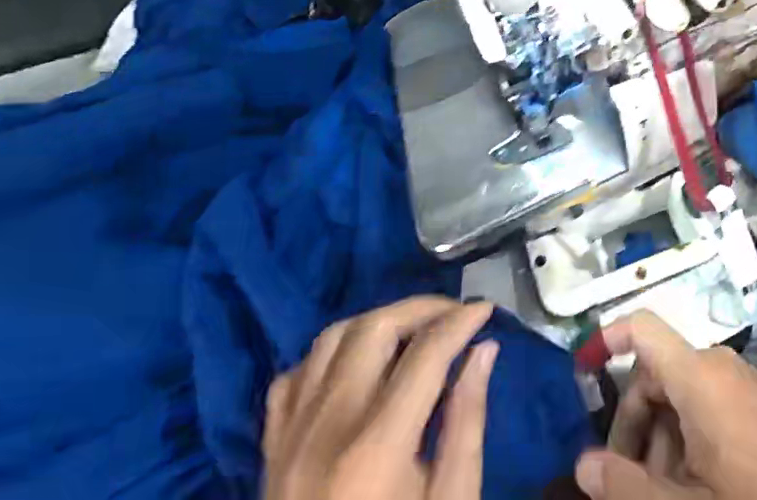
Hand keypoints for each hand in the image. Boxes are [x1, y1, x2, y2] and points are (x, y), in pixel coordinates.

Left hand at [263, 297, 498, 499]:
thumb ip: (466, 422)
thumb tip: (483, 352)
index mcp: (377, 446)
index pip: (426, 352)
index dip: (461, 321)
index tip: (486, 311)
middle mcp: (328, 424)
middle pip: (374, 328)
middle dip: (421, 309)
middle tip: (454, 317)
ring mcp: (291, 433)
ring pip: (331, 337)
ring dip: (376, 322)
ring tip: (412, 332)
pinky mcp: (271, 447)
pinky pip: (296, 373)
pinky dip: (330, 354)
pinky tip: (357, 367)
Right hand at [575, 312, 756, 499]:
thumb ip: (627, 485)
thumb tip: (581, 465)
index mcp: (697, 375)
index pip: (641, 328)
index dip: (606, 340)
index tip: (581, 373)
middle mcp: (718, 368)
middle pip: (655, 373)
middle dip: (632, 423)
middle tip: (623, 479)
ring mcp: (743, 388)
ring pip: (681, 398)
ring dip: (659, 442)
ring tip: (661, 493)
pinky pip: (708, 411)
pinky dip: (688, 444)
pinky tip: (691, 489)